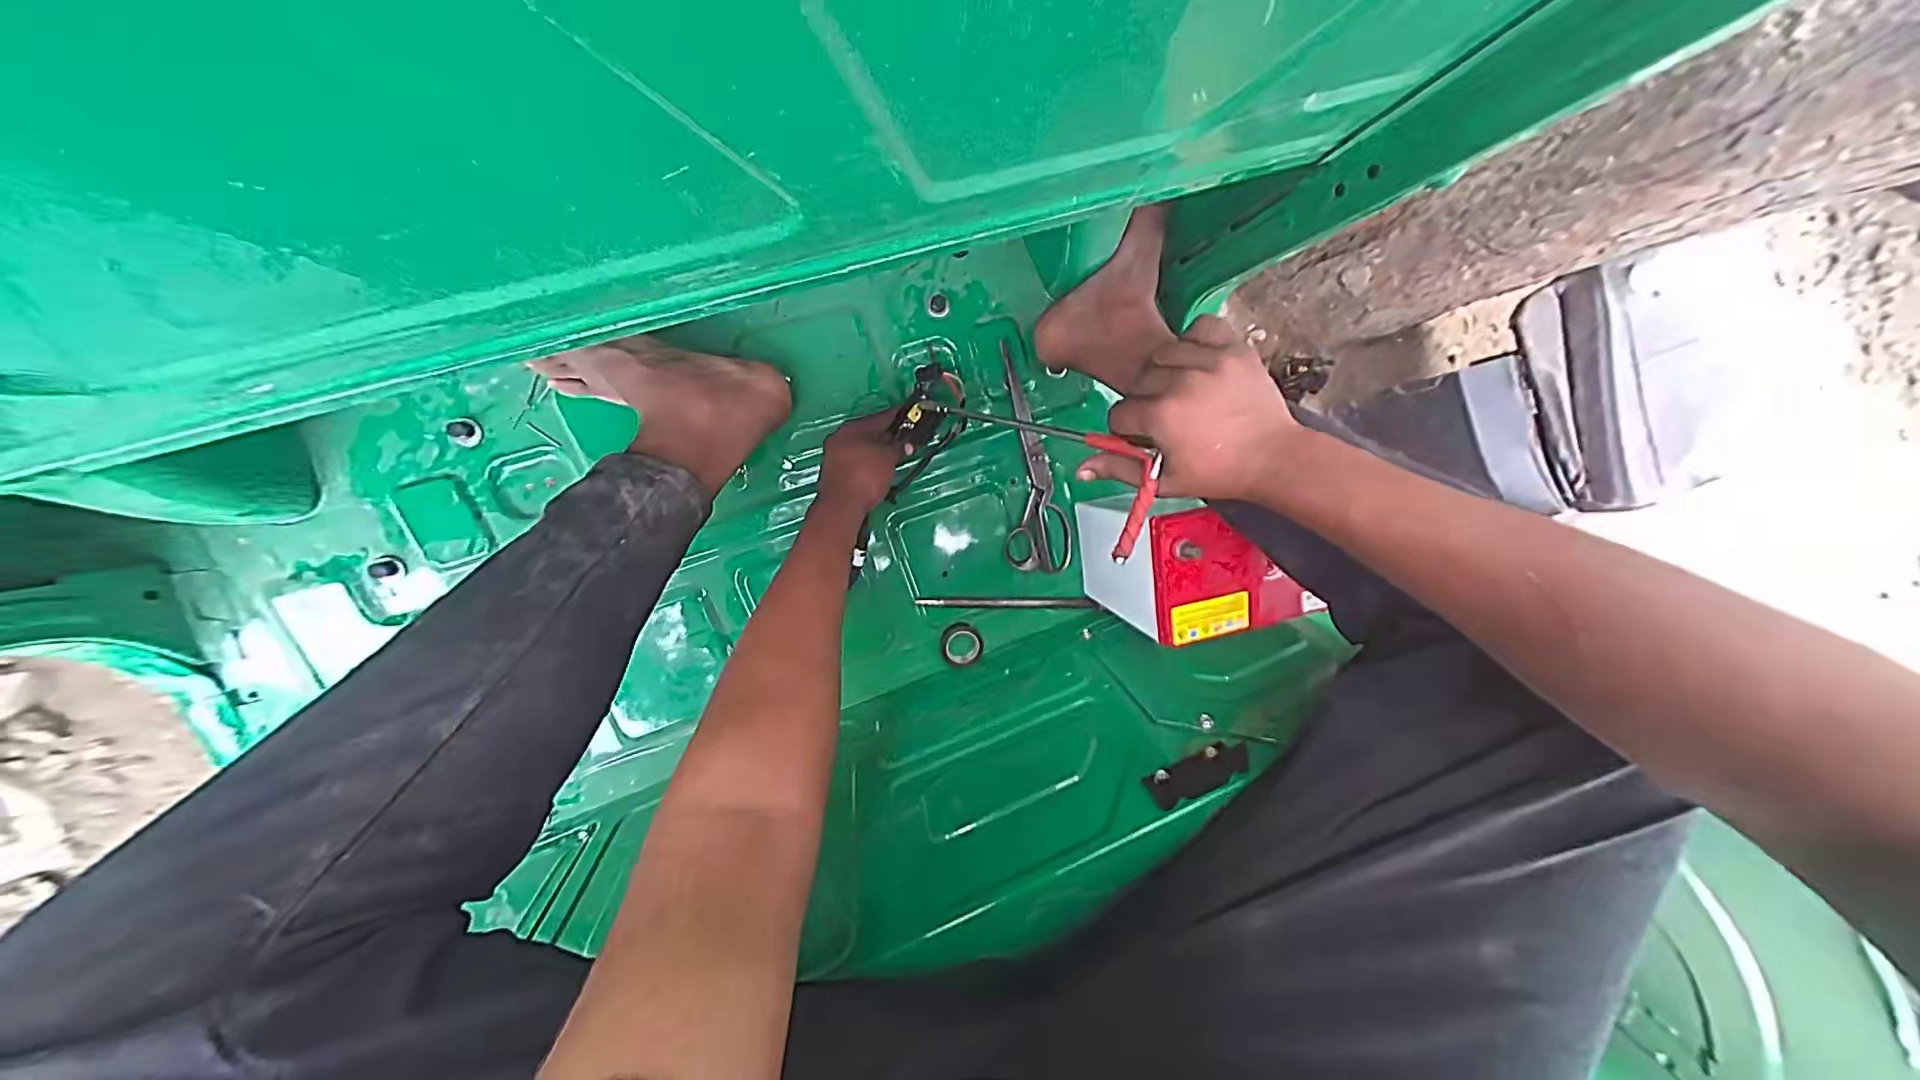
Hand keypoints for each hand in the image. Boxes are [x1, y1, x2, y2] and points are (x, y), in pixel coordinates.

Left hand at [816, 411, 904, 513]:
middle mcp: (839, 438)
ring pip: (862, 448)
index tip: (910, 416)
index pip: (880, 417)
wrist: (842, 506)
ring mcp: (834, 456)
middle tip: (905, 439)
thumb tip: (906, 445)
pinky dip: (869, 462)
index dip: (898, 417)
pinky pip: (857, 461)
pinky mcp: (834, 473)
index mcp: (851, 428)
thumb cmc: (866, 476)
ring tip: (895, 455)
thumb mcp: (888, 458)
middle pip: (869, 433)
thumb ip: (898, 448)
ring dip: (878, 450)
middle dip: (887, 436)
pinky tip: (880, 469)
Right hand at [1075, 315, 1304, 501]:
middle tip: (1166, 416)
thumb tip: (1081, 468)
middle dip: (1146, 400)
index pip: (1120, 412)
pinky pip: (1201, 327)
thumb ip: (1120, 469)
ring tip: (1181, 389)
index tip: (1146, 435)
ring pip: (1163, 353)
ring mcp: (1209, 362)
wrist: (1273, 458)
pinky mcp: (1233, 349)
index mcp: (1160, 416)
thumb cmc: (1219, 472)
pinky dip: (1196, 339)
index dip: (1129, 427)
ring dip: (1165, 370)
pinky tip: (1198, 362)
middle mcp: (1181, 383)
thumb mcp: (1164, 480)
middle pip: (1139, 382)